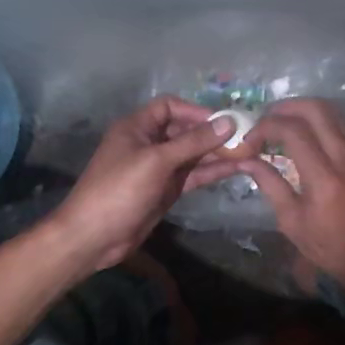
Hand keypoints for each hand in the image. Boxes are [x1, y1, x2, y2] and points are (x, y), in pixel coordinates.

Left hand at [41, 97, 237, 270]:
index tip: (224, 120)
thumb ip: (194, 141)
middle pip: (186, 130)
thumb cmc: (119, 190)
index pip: (169, 107)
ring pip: (194, 153)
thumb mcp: (157, 161)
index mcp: (137, 128)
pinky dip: (214, 171)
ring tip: (250, 152)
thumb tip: (229, 122)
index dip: (196, 111)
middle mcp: (149, 143)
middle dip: (214, 133)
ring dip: (219, 153)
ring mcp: (160, 167)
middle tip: (246, 137)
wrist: (94, 237)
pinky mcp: (168, 188)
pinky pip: (195, 173)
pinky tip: (238, 169)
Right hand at [232, 99, 344, 288]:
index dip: (266, 127)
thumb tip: (246, 160)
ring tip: (281, 124)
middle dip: (285, 107)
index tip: (250, 140)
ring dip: (304, 110)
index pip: (293, 131)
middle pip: (316, 109)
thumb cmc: (329, 245)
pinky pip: (343, 124)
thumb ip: (270, 184)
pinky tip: (305, 134)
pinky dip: (321, 120)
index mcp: (324, 177)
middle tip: (264, 119)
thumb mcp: (292, 221)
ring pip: (333, 112)